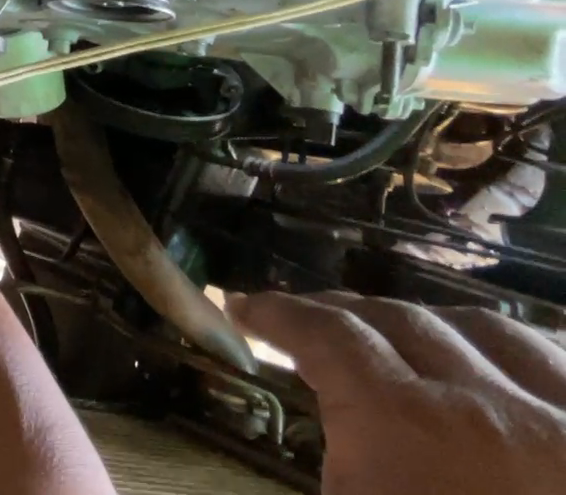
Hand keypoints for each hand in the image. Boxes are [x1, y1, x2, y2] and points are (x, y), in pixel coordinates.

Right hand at [232, 291, 565, 494]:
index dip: (278, 313)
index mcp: (405, 421)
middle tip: (307, 320)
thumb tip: (242, 450)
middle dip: (345, 312)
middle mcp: (491, 403)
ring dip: (437, 326)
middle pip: (403, 320)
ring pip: (499, 334)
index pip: (326, 332)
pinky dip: (530, 356)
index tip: (244, 307)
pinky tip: (508, 367)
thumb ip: (323, 467)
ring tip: (405, 337)